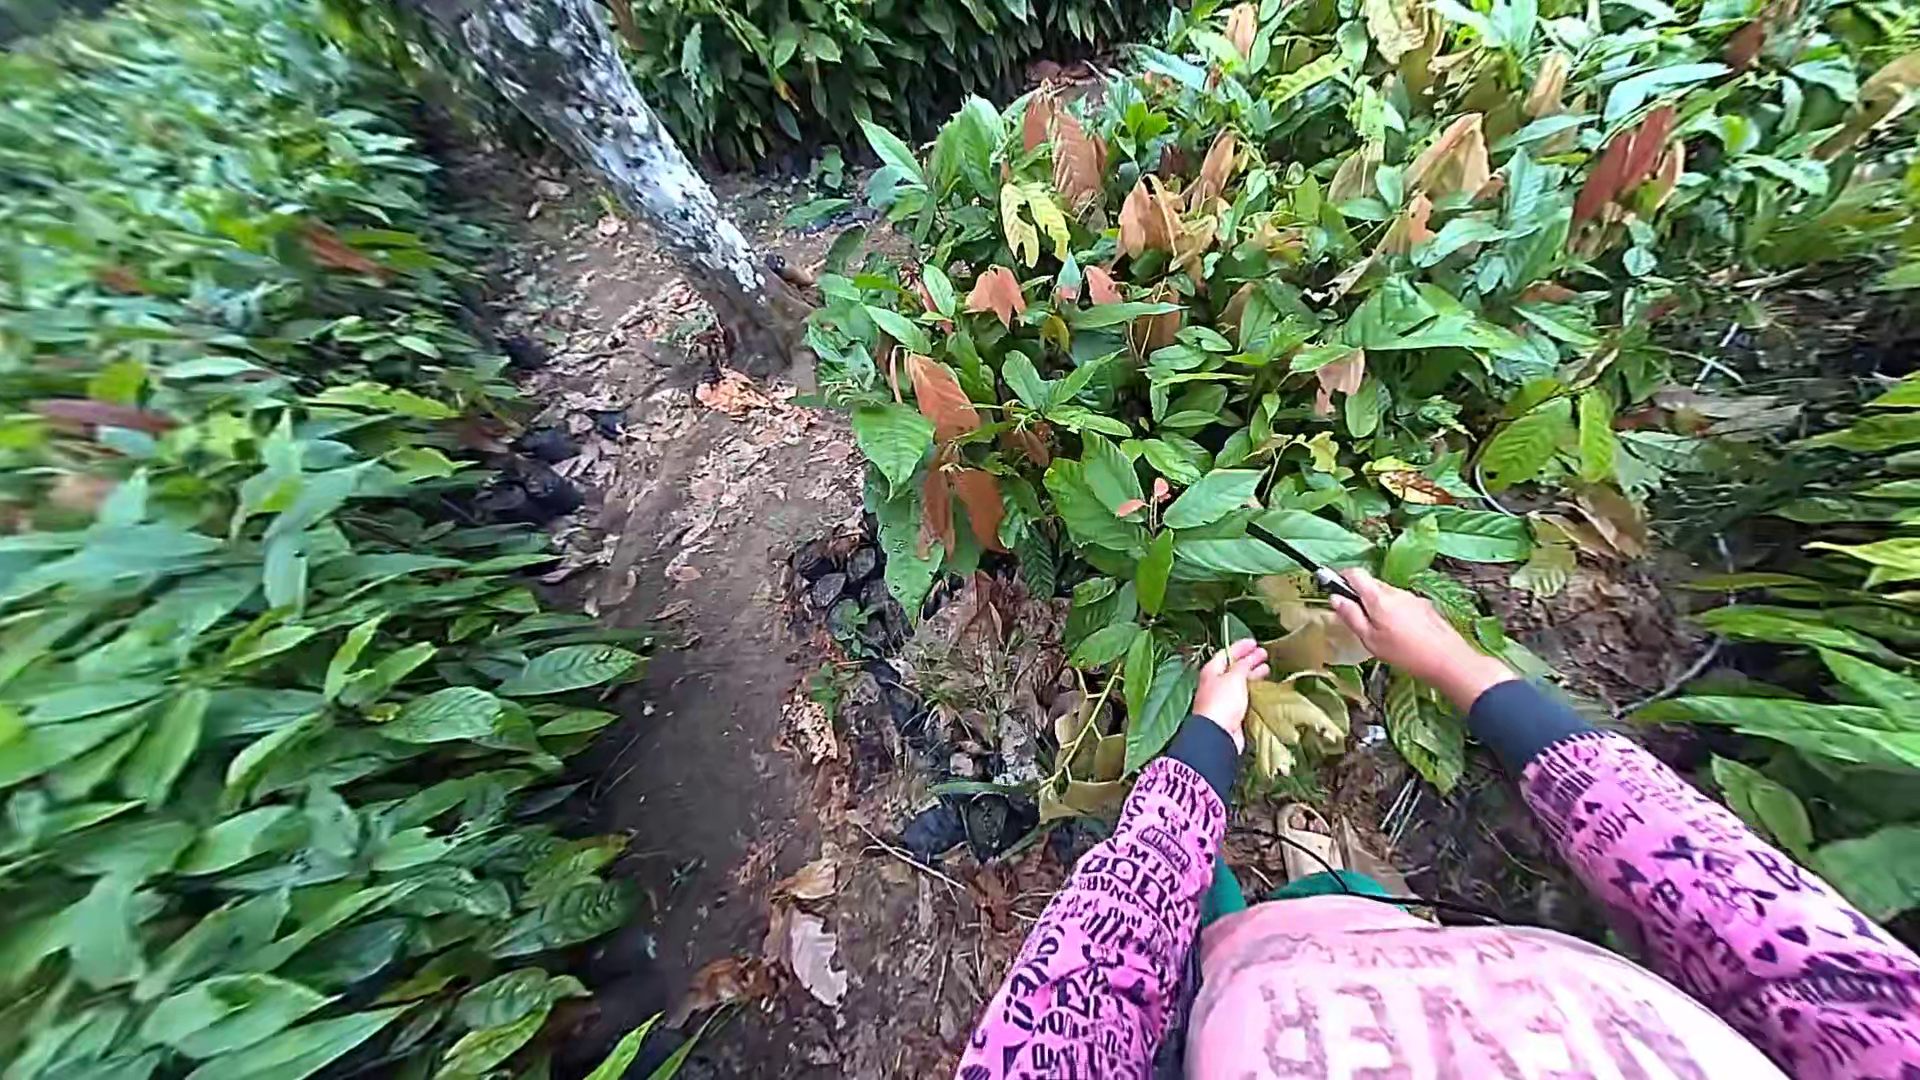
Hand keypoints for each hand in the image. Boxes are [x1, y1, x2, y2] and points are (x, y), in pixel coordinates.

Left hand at [1193, 639, 1268, 752]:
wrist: (1219, 733)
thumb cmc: (1222, 702)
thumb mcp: (1233, 678)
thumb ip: (1241, 666)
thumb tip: (1247, 658)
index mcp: (1211, 671)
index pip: (1226, 653)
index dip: (1240, 647)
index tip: (1254, 642)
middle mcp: (1216, 683)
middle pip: (1234, 667)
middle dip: (1248, 660)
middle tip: (1264, 654)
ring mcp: (1224, 698)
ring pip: (1240, 681)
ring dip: (1253, 674)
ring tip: (1267, 669)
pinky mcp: (1232, 711)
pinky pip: (1244, 695)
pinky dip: (1254, 689)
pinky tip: (1264, 688)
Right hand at [1328, 568, 1516, 710]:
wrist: (1451, 662)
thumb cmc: (1405, 653)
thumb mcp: (1369, 639)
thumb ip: (1351, 616)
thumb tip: (1335, 598)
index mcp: (1378, 598)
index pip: (1355, 573)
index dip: (1341, 577)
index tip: (1336, 591)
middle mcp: (1396, 592)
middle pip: (1371, 583)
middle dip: (1359, 595)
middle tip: (1357, 617)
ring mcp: (1413, 598)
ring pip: (1386, 593)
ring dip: (1377, 604)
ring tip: (1379, 628)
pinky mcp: (1425, 607)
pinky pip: (1401, 602)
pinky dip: (1394, 610)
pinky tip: (1399, 632)